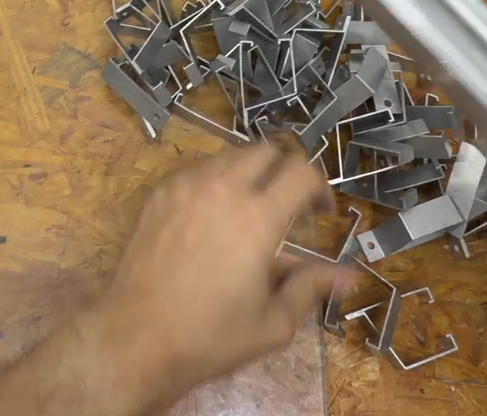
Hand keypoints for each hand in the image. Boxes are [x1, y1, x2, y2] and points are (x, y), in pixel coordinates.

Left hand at [77, 144, 345, 409]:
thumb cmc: (211, 335)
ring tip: (250, 209)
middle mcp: (223, 187)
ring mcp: (186, 183)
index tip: (321, 211)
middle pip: (265, 150)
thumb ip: (311, 287)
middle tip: (288, 203)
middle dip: (284, 170)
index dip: (320, 185)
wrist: (138, 334)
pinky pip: (196, 168)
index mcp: (258, 217)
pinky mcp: (160, 190)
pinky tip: (212, 215)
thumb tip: (348, 275)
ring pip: (229, 154)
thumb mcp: (273, 321)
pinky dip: (214, 180)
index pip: (301, 170)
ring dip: (249, 172)